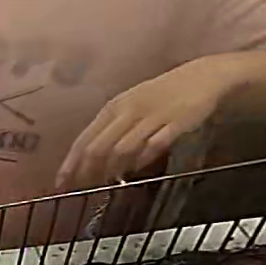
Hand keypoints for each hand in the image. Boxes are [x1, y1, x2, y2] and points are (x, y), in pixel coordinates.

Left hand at [52, 56, 236, 193]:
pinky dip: (141, 160)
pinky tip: (136, 169)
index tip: (61, 184)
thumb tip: (86, 163)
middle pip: (99, 148)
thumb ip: (107, 133)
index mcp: (113, 108)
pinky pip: (154, 145)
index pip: (84, 140)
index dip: (70, 165)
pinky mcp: (177, 121)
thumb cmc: (157, 97)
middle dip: (87, 172)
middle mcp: (128, 111)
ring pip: (122, 149)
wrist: (204, 76)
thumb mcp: (127, 109)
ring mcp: (152, 116)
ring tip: (110, 181)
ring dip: (113, 169)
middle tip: (84, 188)